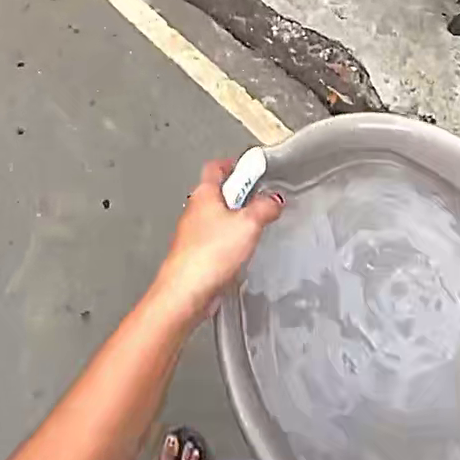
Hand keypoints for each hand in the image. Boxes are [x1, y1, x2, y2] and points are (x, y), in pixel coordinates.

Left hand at [149, 159, 285, 322]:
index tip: (251, 169)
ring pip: (218, 218)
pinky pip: (216, 240)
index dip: (234, 165)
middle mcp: (195, 210)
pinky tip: (241, 253)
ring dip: (237, 221)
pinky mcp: (196, 255)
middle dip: (241, 195)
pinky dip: (230, 242)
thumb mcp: (249, 223)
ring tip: (254, 229)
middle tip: (260, 200)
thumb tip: (275, 199)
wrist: (184, 294)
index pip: (216, 167)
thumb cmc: (209, 254)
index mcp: (204, 193)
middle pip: (219, 192)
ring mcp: (193, 234)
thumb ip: (265, 207)